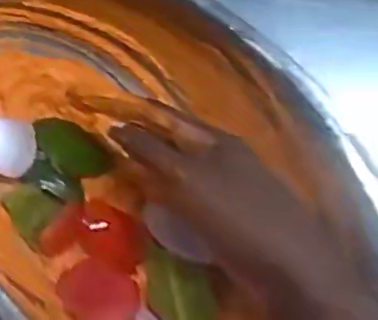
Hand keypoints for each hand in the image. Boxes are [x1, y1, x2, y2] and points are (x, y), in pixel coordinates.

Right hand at [110, 104, 377, 319]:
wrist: (298, 277)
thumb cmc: (236, 215)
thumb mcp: (181, 175)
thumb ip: (142, 146)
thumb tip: (112, 126)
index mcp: (213, 138)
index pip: (155, 110)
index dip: (116, 104)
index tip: (79, 101)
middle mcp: (221, 154)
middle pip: (163, 136)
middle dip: (128, 137)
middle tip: (91, 137)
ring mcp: (228, 183)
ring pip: (171, 165)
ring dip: (141, 166)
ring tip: (111, 168)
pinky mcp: (228, 210)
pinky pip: (182, 190)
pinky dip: (159, 190)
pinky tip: (144, 198)